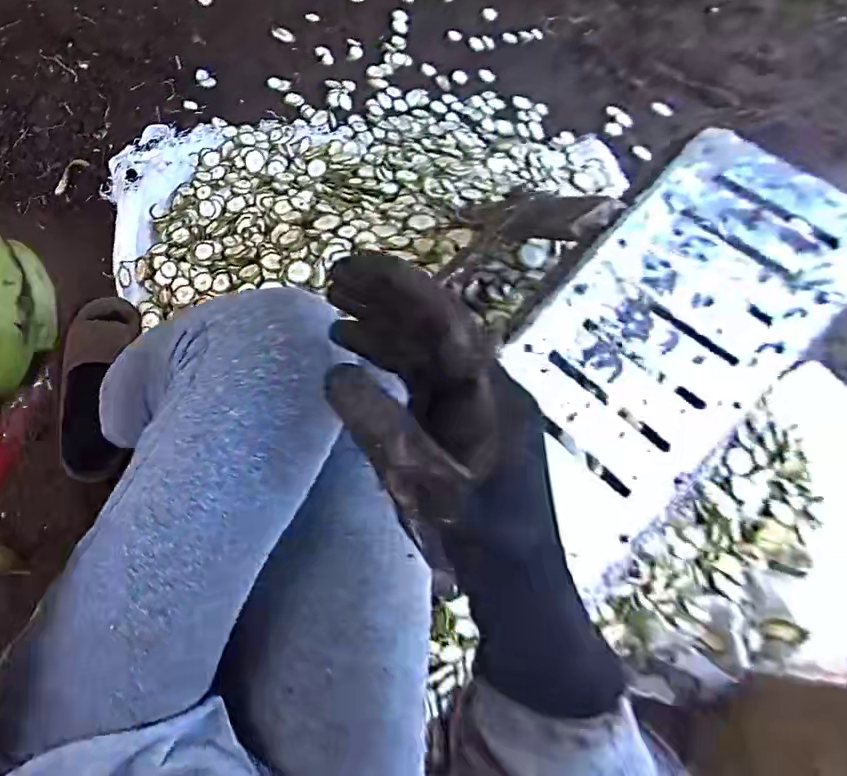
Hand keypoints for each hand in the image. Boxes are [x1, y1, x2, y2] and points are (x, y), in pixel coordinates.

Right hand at [324, 252, 624, 718]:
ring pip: (421, 342)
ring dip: (379, 317)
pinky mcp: (452, 414)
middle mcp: (483, 385)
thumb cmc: (477, 533)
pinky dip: (380, 349)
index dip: (399, 287)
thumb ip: (384, 430)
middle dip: (384, 293)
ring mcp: (468, 399)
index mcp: (490, 393)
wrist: (515, 580)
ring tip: (332, 299)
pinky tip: (348, 345)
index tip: (352, 266)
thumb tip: (334, 373)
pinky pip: (414, 367)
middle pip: (432, 322)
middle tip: (333, 273)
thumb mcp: (429, 485)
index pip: (445, 321)